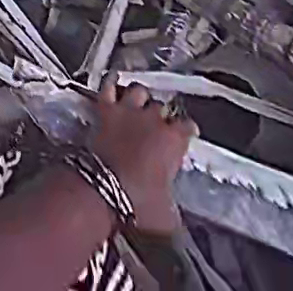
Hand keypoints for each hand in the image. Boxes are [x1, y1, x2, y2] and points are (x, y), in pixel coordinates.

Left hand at [90, 82, 196, 235]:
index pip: (187, 126)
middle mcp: (153, 119)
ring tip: (139, 101)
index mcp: (173, 140)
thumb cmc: (142, 201)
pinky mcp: (105, 108)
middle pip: (161, 106)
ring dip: (139, 96)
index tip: (186, 132)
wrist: (106, 186)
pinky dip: (110, 81)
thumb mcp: (169, 211)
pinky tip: (112, 78)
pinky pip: (107, 86)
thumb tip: (176, 214)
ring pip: (138, 91)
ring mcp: (127, 110)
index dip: (187, 129)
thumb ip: (175, 203)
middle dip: (161, 113)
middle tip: (158, 122)